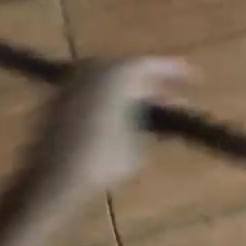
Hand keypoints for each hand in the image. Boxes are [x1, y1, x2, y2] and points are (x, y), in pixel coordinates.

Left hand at [16, 58, 191, 204]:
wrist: (52, 181)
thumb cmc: (102, 161)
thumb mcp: (140, 142)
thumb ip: (154, 121)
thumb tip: (167, 111)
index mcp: (115, 76)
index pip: (150, 63)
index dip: (174, 69)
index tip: (194, 76)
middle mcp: (91, 72)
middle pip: (128, 67)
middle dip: (152, 78)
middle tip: (172, 91)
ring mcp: (70, 84)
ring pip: (108, 77)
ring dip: (131, 88)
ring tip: (150, 104)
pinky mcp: (56, 101)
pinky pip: (91, 89)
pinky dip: (109, 96)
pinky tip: (122, 114)